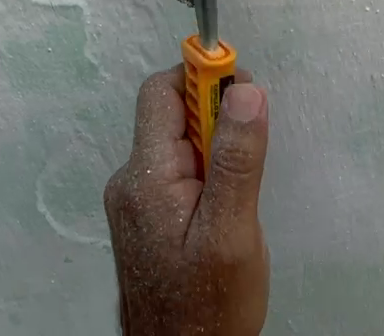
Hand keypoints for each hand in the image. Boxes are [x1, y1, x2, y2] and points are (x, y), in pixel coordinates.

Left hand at [104, 66, 269, 335]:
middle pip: (172, 113)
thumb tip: (244, 88)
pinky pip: (180, 167)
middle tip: (250, 149)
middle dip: (215, 116)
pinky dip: (208, 169)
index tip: (243, 90)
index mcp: (146, 177)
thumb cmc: (209, 306)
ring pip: (180, 141)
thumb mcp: (232, 230)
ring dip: (215, 146)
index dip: (202, 77)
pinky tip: (226, 204)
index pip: (162, 91)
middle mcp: (133, 180)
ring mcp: (138, 200)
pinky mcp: (149, 216)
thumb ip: (237, 158)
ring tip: (240, 190)